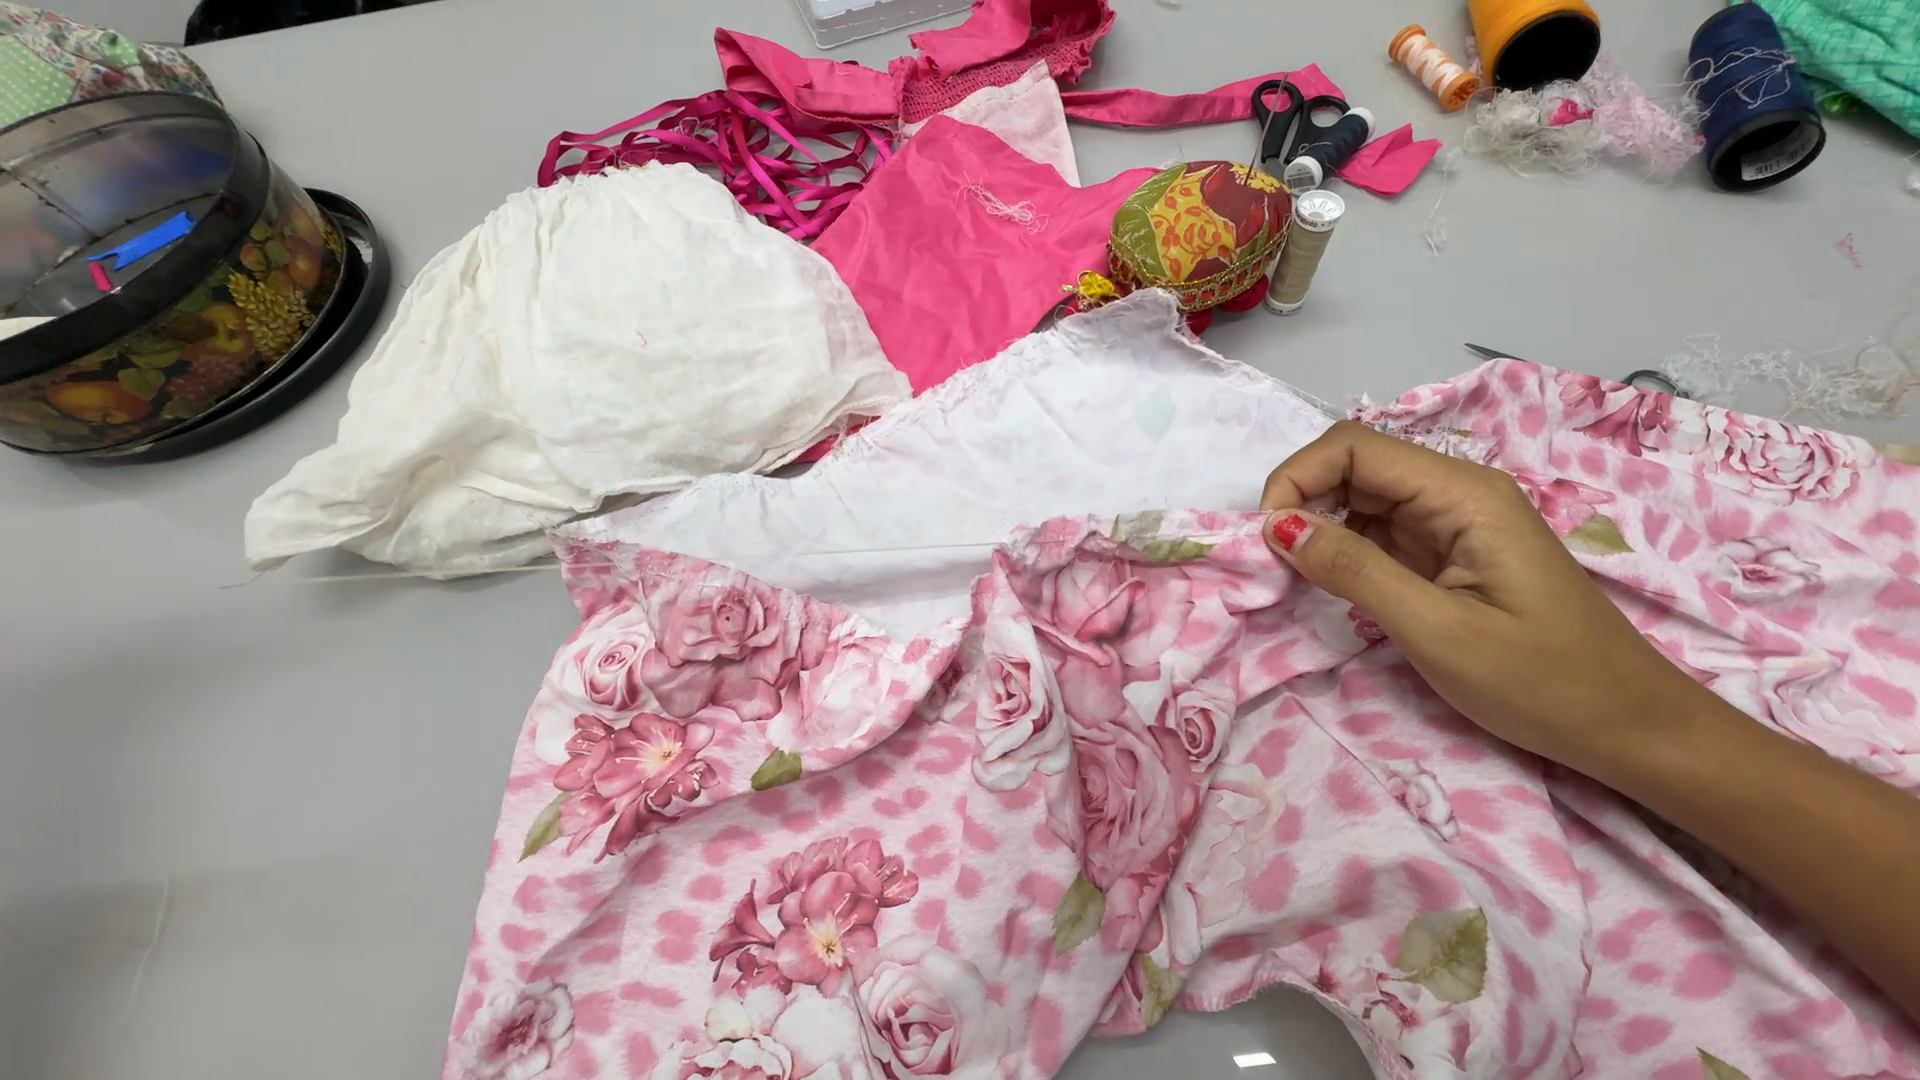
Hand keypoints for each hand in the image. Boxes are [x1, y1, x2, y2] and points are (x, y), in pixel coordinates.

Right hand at [1259, 420, 1712, 775]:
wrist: (1629, 728)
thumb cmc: (1541, 682)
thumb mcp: (1436, 630)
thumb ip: (1354, 570)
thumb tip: (1276, 526)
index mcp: (1464, 495)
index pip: (1354, 447)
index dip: (1297, 478)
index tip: (1267, 538)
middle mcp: (1457, 492)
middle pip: (1354, 465)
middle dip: (1301, 501)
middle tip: (1275, 562)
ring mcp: (1453, 522)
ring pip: (1361, 497)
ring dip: (1317, 525)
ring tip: (1298, 576)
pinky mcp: (1447, 551)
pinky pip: (1378, 530)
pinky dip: (1341, 548)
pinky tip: (1332, 581)